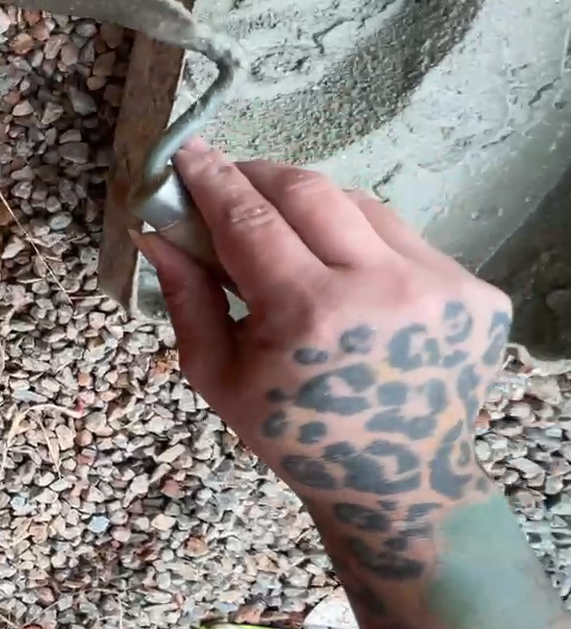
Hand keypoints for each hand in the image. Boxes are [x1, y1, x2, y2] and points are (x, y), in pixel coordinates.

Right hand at [137, 140, 511, 509]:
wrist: (397, 477)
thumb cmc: (284, 428)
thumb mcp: (211, 371)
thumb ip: (186, 295)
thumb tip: (154, 237)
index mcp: (308, 312)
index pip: (249, 220)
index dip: (212, 180)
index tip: (187, 151)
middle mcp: (384, 287)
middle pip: (311, 192)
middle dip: (257, 174)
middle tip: (221, 174)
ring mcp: (441, 286)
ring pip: (360, 204)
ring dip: (303, 198)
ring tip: (268, 214)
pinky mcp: (474, 291)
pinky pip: (397, 235)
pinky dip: (347, 231)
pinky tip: (323, 255)